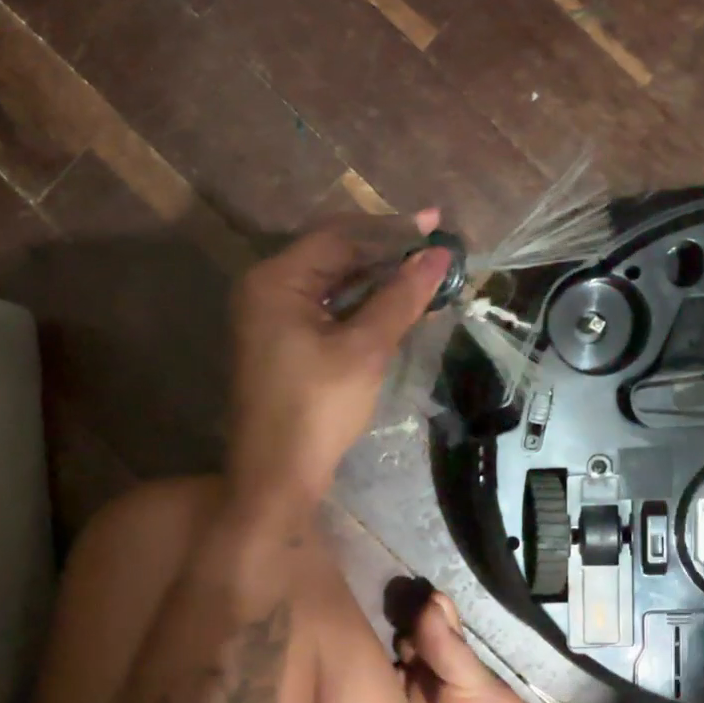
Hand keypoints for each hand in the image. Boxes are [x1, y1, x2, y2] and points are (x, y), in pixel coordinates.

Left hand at [226, 213, 449, 520]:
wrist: (275, 477)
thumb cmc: (316, 410)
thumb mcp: (364, 350)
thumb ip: (400, 298)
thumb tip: (438, 255)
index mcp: (274, 282)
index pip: (338, 237)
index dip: (391, 231)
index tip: (438, 225)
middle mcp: (265, 290)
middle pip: (332, 255)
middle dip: (385, 253)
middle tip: (436, 250)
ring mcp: (269, 319)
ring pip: (330, 283)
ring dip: (376, 281)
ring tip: (425, 276)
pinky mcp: (280, 344)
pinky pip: (323, 310)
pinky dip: (359, 307)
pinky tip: (395, 307)